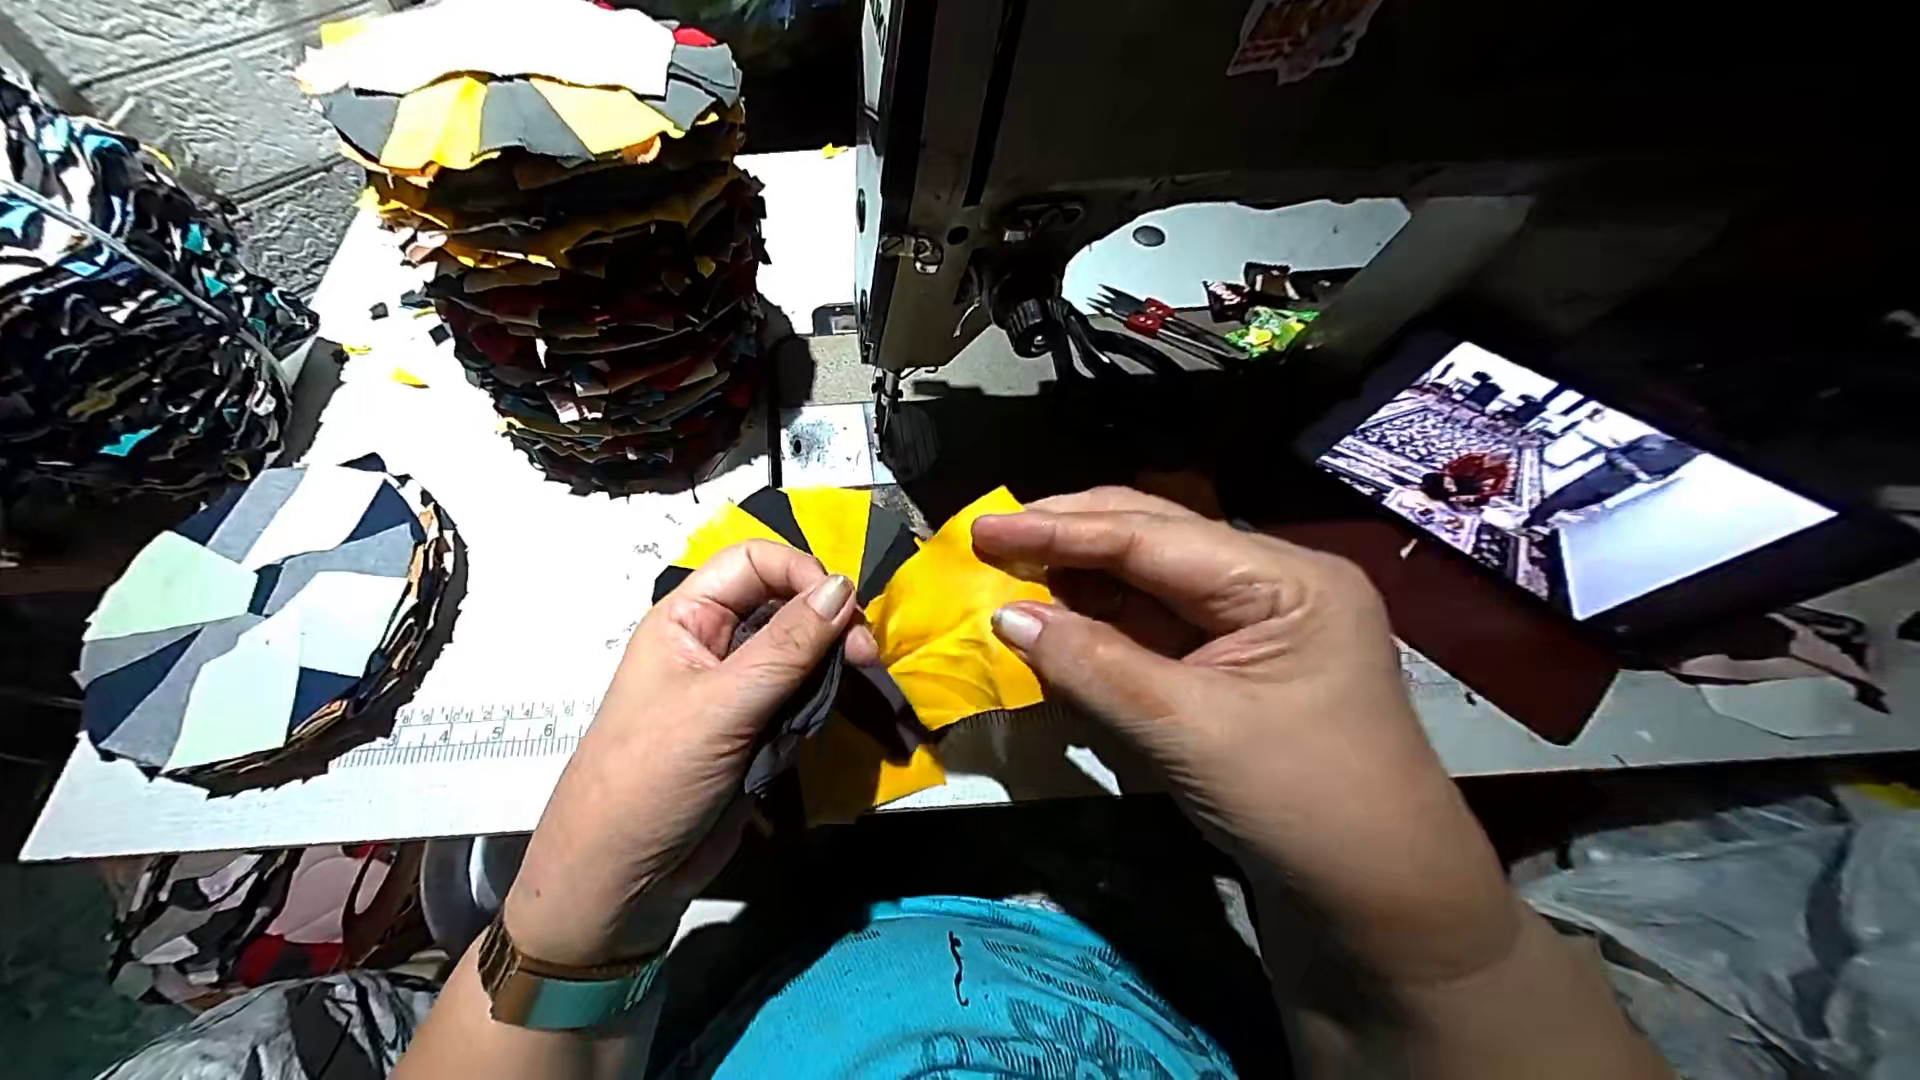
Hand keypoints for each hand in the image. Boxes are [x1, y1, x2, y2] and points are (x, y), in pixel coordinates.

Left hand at [503, 541, 872, 966]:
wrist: (620, 883)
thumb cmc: (651, 780)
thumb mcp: (721, 707)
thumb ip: (787, 646)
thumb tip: (843, 586)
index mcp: (689, 618)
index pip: (754, 562)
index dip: (801, 572)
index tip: (845, 607)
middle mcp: (717, 641)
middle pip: (787, 602)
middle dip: (828, 621)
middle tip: (865, 656)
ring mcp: (740, 684)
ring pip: (803, 649)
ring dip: (830, 664)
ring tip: (854, 683)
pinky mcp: (759, 722)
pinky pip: (804, 692)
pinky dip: (820, 700)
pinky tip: (822, 719)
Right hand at [972, 488, 1518, 987]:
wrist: (1378, 904)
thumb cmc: (1302, 806)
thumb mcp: (1188, 731)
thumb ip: (1091, 664)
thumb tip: (1004, 616)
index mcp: (1284, 579)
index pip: (1151, 536)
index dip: (1059, 530)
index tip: (985, 528)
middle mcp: (1267, 579)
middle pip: (1149, 537)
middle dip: (1067, 536)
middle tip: (991, 538)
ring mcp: (1247, 615)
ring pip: (1143, 575)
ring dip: (1076, 574)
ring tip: (1010, 570)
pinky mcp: (1226, 653)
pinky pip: (1148, 619)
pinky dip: (1096, 617)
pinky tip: (1055, 615)